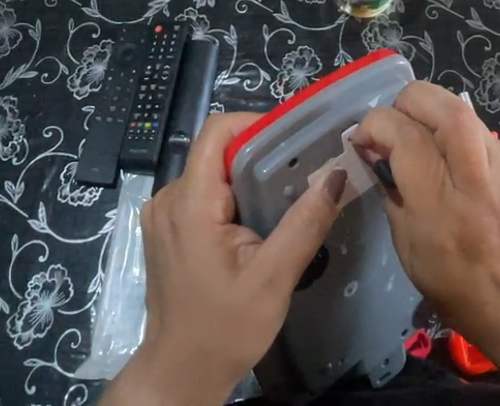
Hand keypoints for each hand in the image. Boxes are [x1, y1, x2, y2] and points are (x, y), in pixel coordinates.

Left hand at [102, 111, 345, 405]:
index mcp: (189, 202)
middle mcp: (168, 197)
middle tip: (299, 174)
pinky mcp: (167, 228)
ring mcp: (163, 213)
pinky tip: (256, 222)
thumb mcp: (273, 278)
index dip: (256, 124)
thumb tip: (336, 174)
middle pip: (217, 151)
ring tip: (283, 199)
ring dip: (246, 178)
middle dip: (260, 156)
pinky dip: (231, 197)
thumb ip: (305, 223)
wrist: (180, 376)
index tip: (293, 143)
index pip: (218, 131)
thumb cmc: (224, 329)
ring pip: (211, 171)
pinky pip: (202, 192)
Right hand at [349, 83, 499, 355]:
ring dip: (433, 111)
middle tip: (395, 120)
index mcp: (442, 208)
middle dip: (410, 100)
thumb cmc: (457, 287)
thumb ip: (392, 191)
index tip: (363, 137)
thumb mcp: (407, 246)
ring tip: (420, 132)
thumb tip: (377, 151)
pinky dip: (458, 135)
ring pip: (466, 112)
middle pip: (446, 108)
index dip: (375, 125)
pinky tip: (453, 159)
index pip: (405, 137)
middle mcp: (478, 181)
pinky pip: (482, 133)